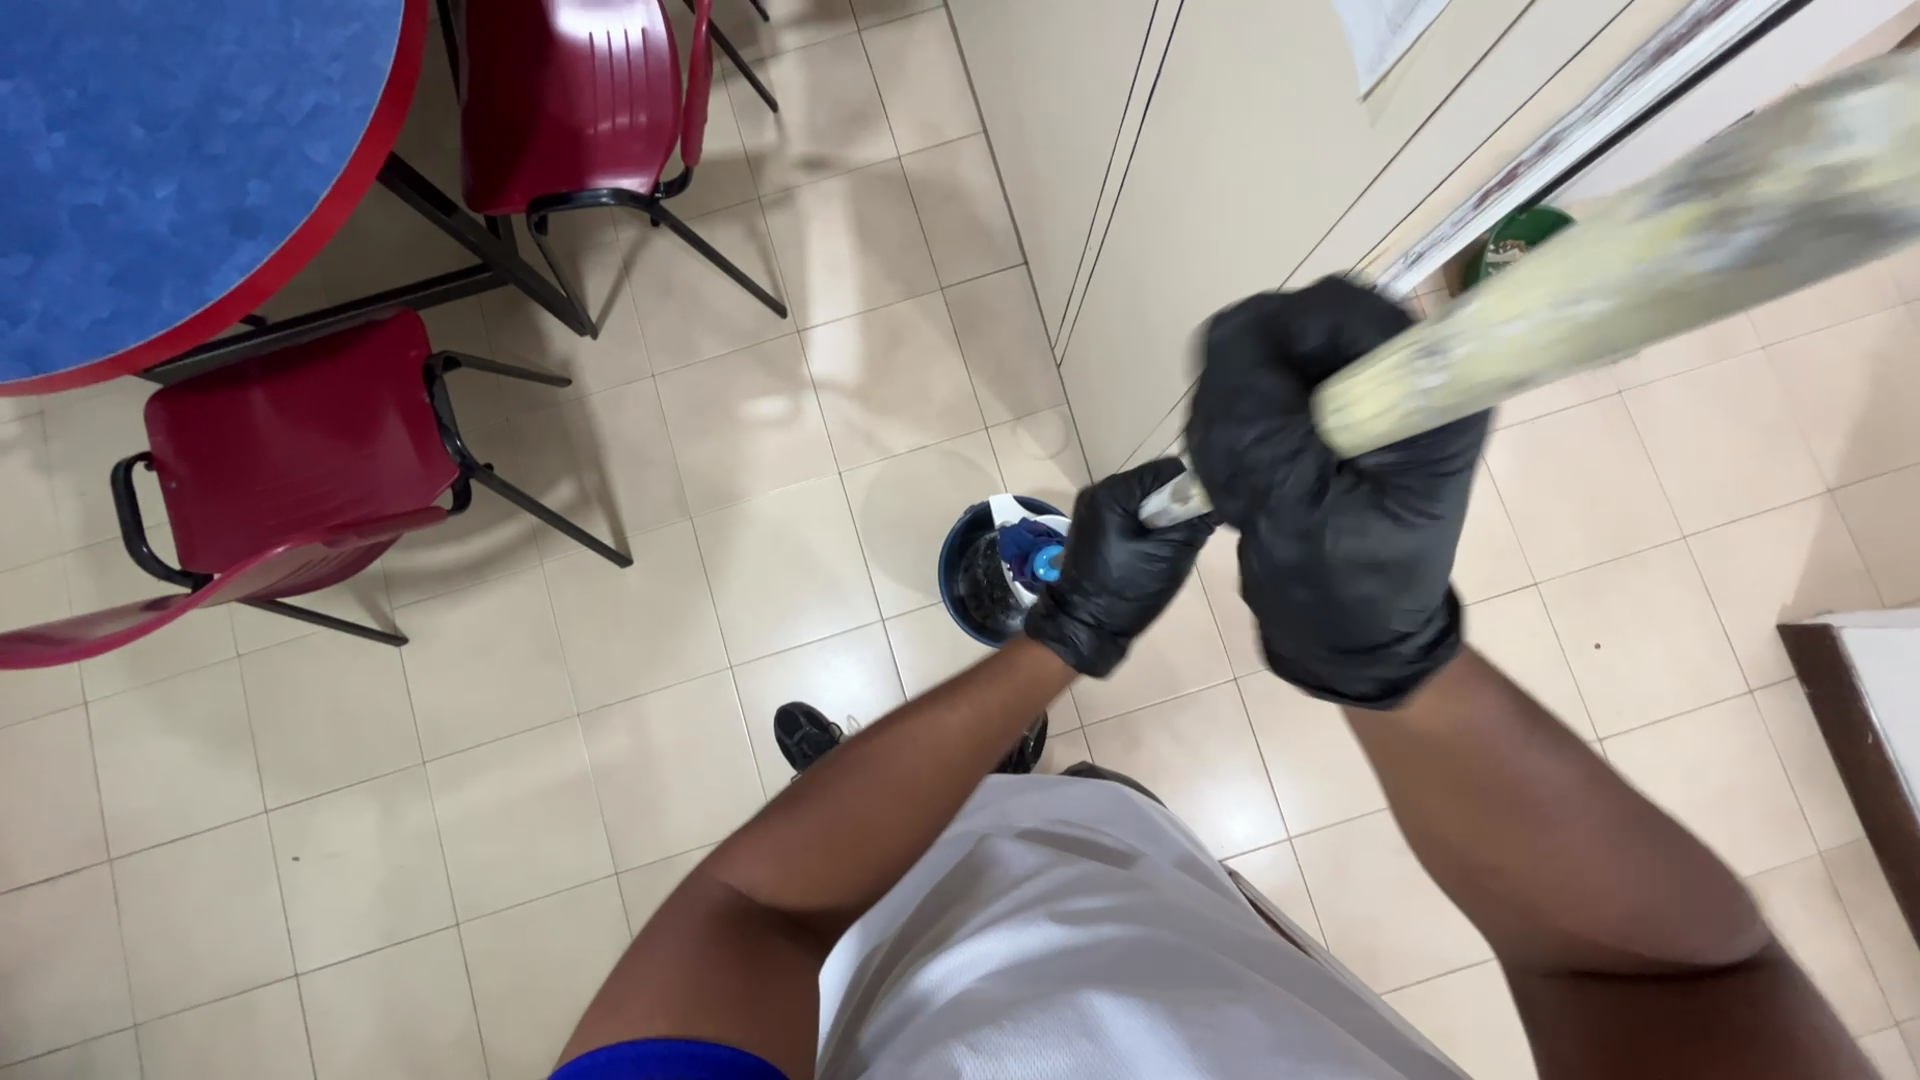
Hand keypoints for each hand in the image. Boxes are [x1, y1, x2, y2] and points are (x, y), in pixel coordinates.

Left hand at [1024, 459, 1214, 676]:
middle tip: (1187, 534)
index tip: (1202, 513)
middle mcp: (1097, 492)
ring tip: (1170, 546)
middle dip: (1174, 504)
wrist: (1084, 626)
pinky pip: (1128, 515)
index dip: (1190, 487)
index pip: (1166, 469)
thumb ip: (1196, 521)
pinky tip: (1152, 550)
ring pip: (1142, 500)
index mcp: (1112, 492)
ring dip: (1161, 518)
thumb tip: (1216, 499)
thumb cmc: (1127, 589)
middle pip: (1153, 483)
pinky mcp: (1093, 527)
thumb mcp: (1171, 554)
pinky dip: (1145, 527)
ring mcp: (1091, 510)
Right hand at [1186, 277, 1487, 707]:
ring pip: (1265, 356)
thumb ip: (1261, 424)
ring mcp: (1355, 397)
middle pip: (1297, 325)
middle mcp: (1397, 379)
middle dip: (1247, 385)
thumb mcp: (1297, 512)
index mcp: (1426, 394)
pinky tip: (1238, 477)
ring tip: (1239, 482)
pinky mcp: (1322, 417)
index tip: (1237, 406)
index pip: (1340, 310)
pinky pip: (1255, 391)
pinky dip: (1230, 427)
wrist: (1347, 637)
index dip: (1275, 340)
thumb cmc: (1342, 590)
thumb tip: (1227, 335)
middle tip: (1233, 458)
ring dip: (1233, 413)